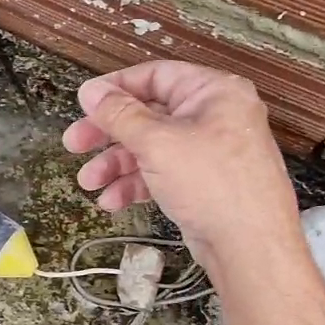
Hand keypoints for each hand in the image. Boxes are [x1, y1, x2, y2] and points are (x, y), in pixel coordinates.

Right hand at [63, 60, 300, 259]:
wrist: (251, 248)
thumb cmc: (211, 184)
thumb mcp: (156, 142)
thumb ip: (119, 114)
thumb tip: (89, 90)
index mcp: (213, 92)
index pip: (155, 76)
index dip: (115, 89)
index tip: (83, 104)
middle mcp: (214, 116)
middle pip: (148, 114)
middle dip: (108, 134)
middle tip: (73, 145)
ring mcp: (210, 151)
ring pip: (151, 147)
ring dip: (116, 164)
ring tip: (88, 183)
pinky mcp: (204, 183)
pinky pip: (162, 172)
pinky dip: (136, 183)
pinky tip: (112, 201)